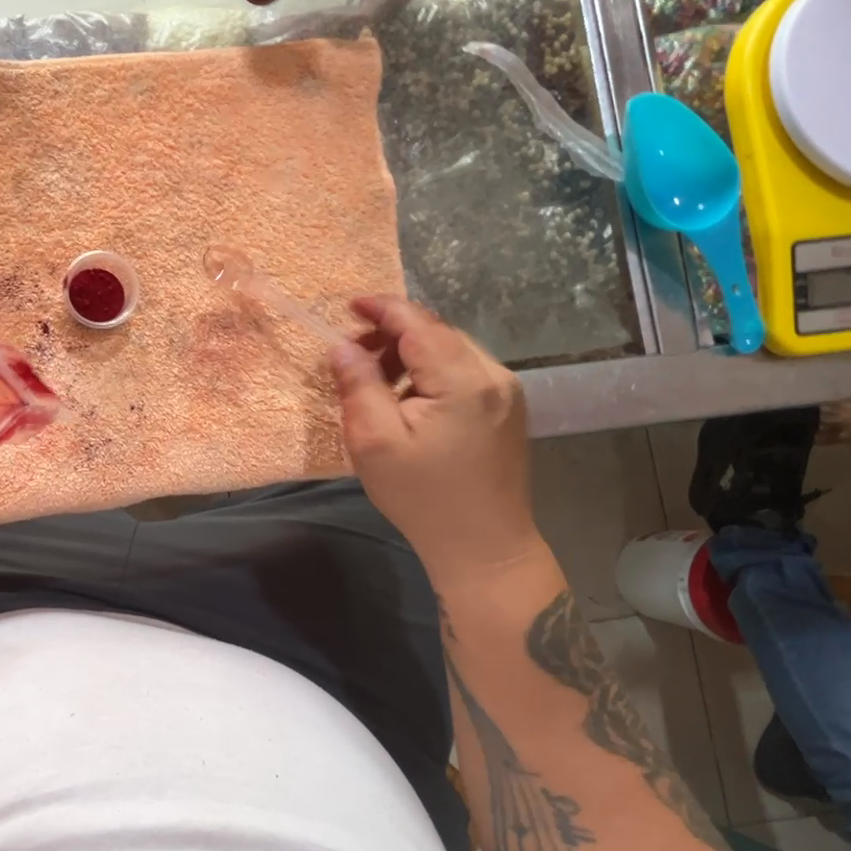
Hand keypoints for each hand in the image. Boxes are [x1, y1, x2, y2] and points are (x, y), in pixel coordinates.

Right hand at [327, 296, 542, 582]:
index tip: (347, 306)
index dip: (382, 308)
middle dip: (392, 332)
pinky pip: (463, 371)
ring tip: (375, 381)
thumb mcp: (374, 442)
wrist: (482, 544)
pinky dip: (430, 371)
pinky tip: (407, 399)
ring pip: (451, 349)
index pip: (419, 323)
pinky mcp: (507, 409)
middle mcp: (494, 376)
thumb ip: (358, 386)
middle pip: (437, 332)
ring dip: (410, 352)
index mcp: (463, 381)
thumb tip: (343, 347)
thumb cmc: (421, 496)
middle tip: (351, 355)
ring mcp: (507, 392)